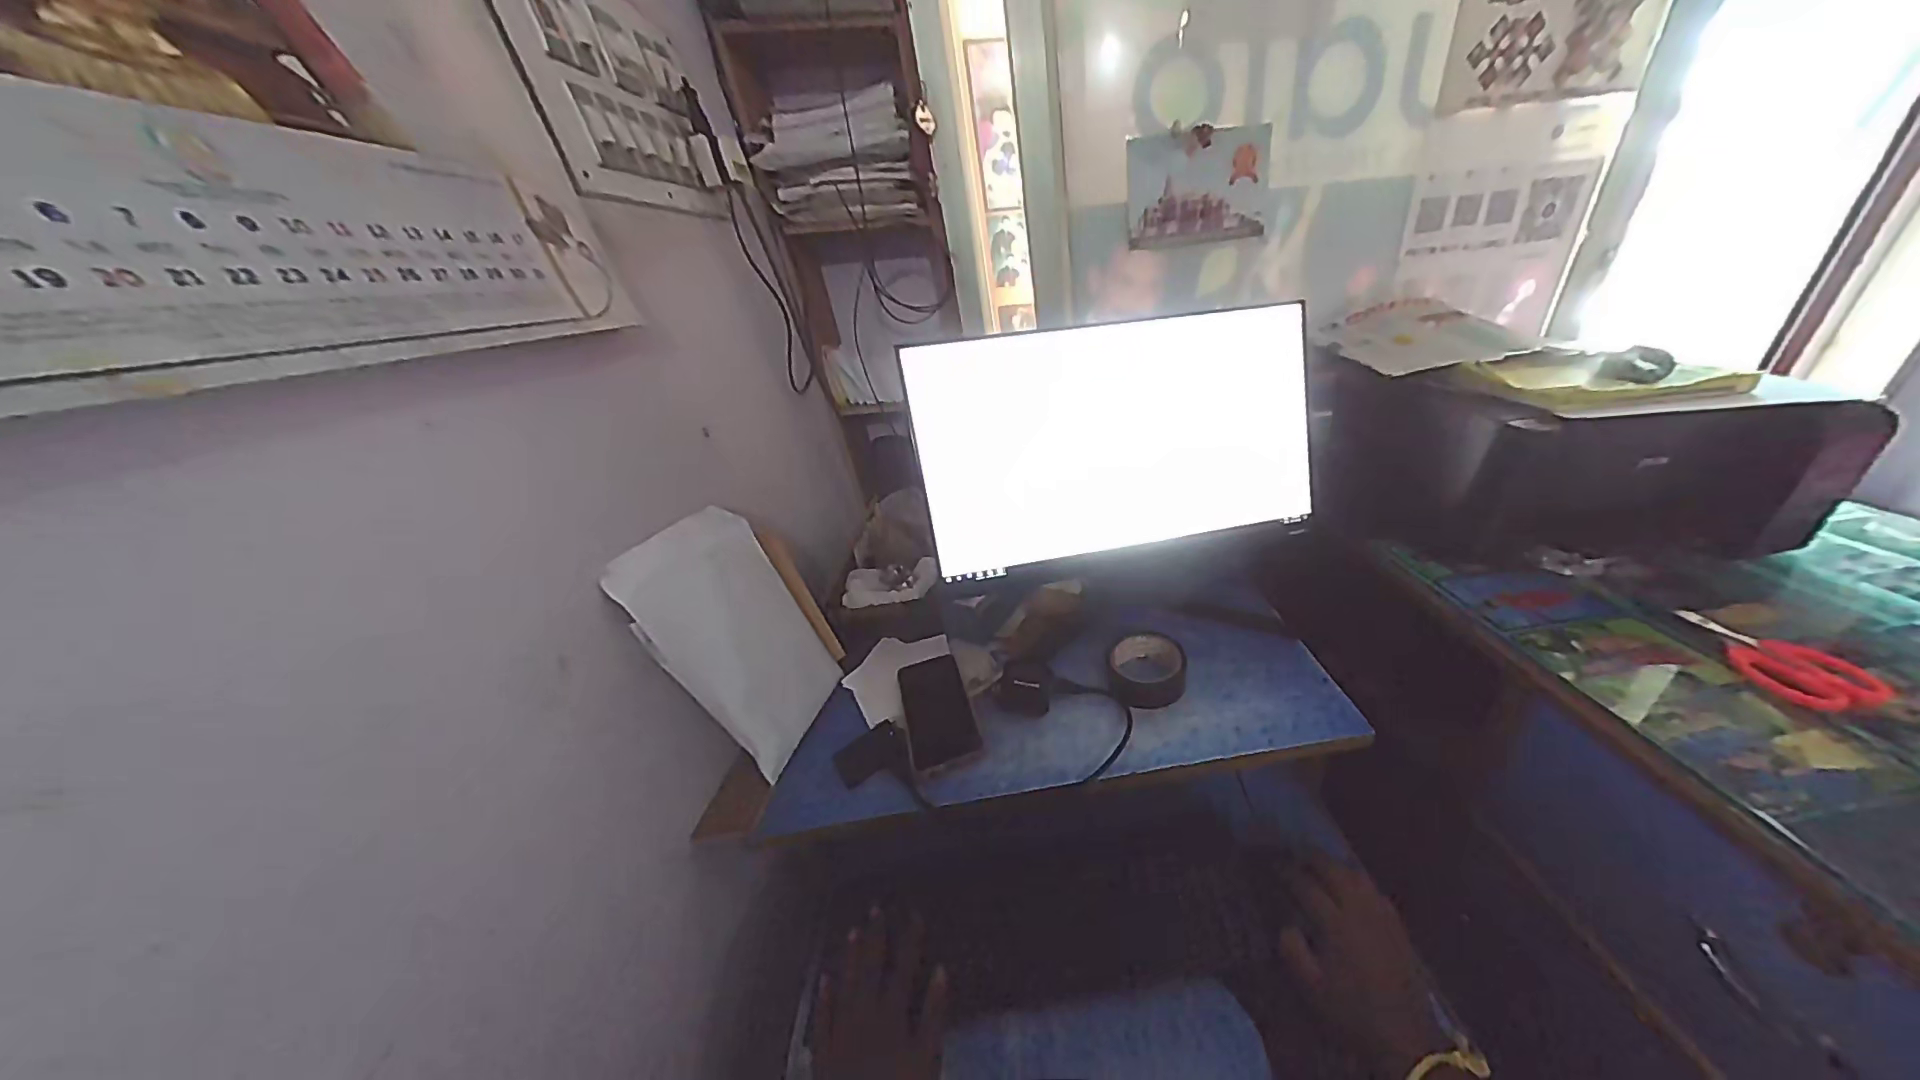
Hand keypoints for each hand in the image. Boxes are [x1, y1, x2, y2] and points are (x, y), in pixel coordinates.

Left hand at [811, 907, 948, 1079]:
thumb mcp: (927, 1059)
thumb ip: (933, 1015)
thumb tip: (941, 971)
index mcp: (892, 1016)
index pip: (903, 968)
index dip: (909, 940)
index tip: (914, 913)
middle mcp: (864, 1017)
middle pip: (871, 969)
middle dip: (876, 938)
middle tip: (876, 908)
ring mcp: (840, 1034)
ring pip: (845, 986)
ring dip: (850, 958)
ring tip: (853, 931)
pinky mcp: (824, 1056)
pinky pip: (822, 1019)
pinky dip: (824, 997)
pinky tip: (824, 980)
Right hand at [1278, 855, 1449, 1078]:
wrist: (1406, 1039)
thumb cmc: (1352, 1012)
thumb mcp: (1311, 987)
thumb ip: (1292, 949)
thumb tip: (1288, 923)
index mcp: (1336, 924)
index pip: (1305, 884)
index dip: (1285, 870)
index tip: (1269, 862)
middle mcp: (1360, 911)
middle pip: (1333, 869)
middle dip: (1309, 857)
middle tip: (1291, 853)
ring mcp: (1382, 916)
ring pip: (1356, 875)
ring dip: (1333, 864)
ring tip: (1317, 864)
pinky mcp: (1398, 926)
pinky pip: (1373, 889)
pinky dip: (1355, 879)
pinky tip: (1349, 885)